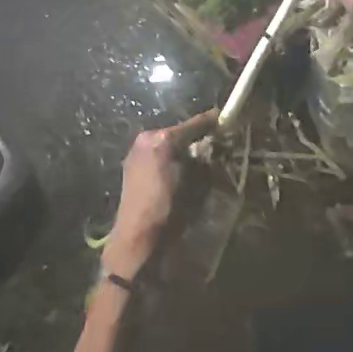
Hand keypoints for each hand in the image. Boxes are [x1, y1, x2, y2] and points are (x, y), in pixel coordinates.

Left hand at [103, 109, 216, 279]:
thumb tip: (211, 149)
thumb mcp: (194, 185)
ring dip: (179, 146)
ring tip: (194, 155)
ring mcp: (136, 149)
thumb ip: (202, 162)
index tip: (222, 117)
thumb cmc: (168, 210)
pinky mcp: (130, 162)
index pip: (191, 125)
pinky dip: (167, 155)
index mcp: (161, 140)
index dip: (209, 122)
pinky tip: (176, 167)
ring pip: (165, 141)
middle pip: (177, 132)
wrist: (137, 234)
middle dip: (194, 135)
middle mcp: (146, 138)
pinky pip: (155, 152)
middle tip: (212, 140)